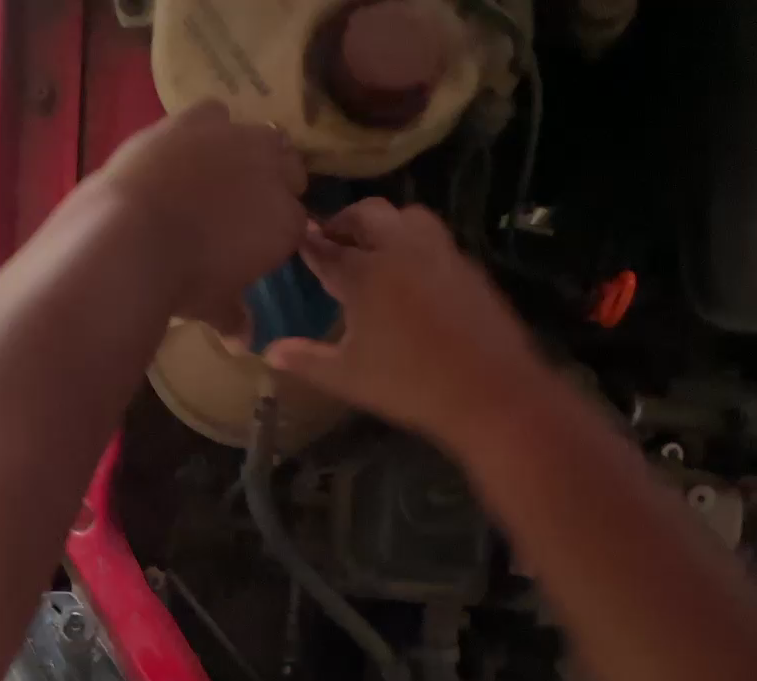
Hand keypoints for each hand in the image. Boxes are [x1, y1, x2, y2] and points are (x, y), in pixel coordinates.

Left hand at [92, 102, 307, 329]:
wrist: (130, 239)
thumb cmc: (181, 282)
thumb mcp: (211, 306)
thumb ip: (234, 316)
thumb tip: (244, 341)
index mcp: (286, 224)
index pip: (297, 222)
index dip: (278, 232)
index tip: (260, 245)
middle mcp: (273, 173)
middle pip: (289, 170)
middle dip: (276, 185)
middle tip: (245, 209)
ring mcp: (237, 138)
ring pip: (261, 136)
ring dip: (249, 152)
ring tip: (220, 175)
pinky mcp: (196, 118)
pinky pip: (216, 115)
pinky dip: (209, 129)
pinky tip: (188, 150)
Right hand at [264, 198, 540, 437]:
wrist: (488, 390)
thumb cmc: (407, 385)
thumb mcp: (346, 377)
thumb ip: (305, 359)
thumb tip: (269, 352)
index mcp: (365, 274)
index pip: (326, 248)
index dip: (307, 243)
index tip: (295, 239)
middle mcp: (400, 250)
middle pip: (367, 214)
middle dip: (344, 221)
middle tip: (330, 240)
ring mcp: (438, 253)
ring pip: (406, 216)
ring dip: (382, 223)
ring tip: (370, 247)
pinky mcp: (465, 265)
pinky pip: (432, 236)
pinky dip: (411, 240)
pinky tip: (407, 269)